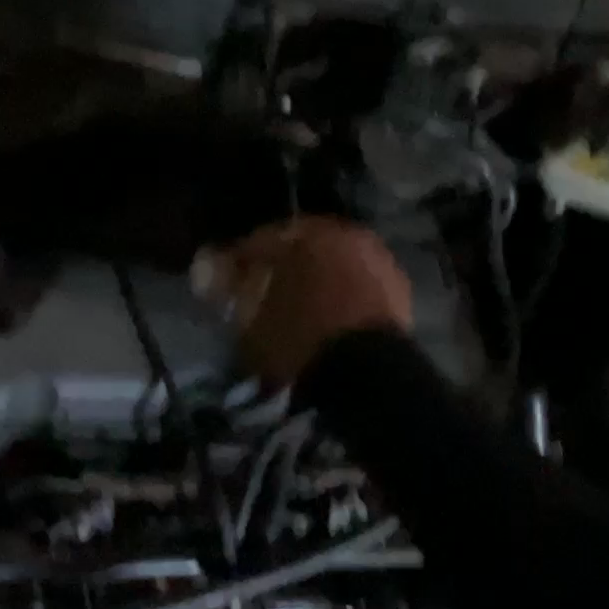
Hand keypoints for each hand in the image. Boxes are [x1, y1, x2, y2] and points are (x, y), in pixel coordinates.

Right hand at [196, 217, 412, 388]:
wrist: (365, 374)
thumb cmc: (298, 343)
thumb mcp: (250, 325)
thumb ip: (233, 293)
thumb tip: (211, 272)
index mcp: (303, 236)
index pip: (258, 240)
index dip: (238, 260)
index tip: (225, 278)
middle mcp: (342, 234)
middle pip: (301, 243)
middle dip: (281, 262)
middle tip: (264, 286)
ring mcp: (375, 256)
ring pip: (333, 258)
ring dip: (315, 273)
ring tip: (299, 300)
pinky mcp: (397, 284)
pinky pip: (357, 278)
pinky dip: (342, 288)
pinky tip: (329, 311)